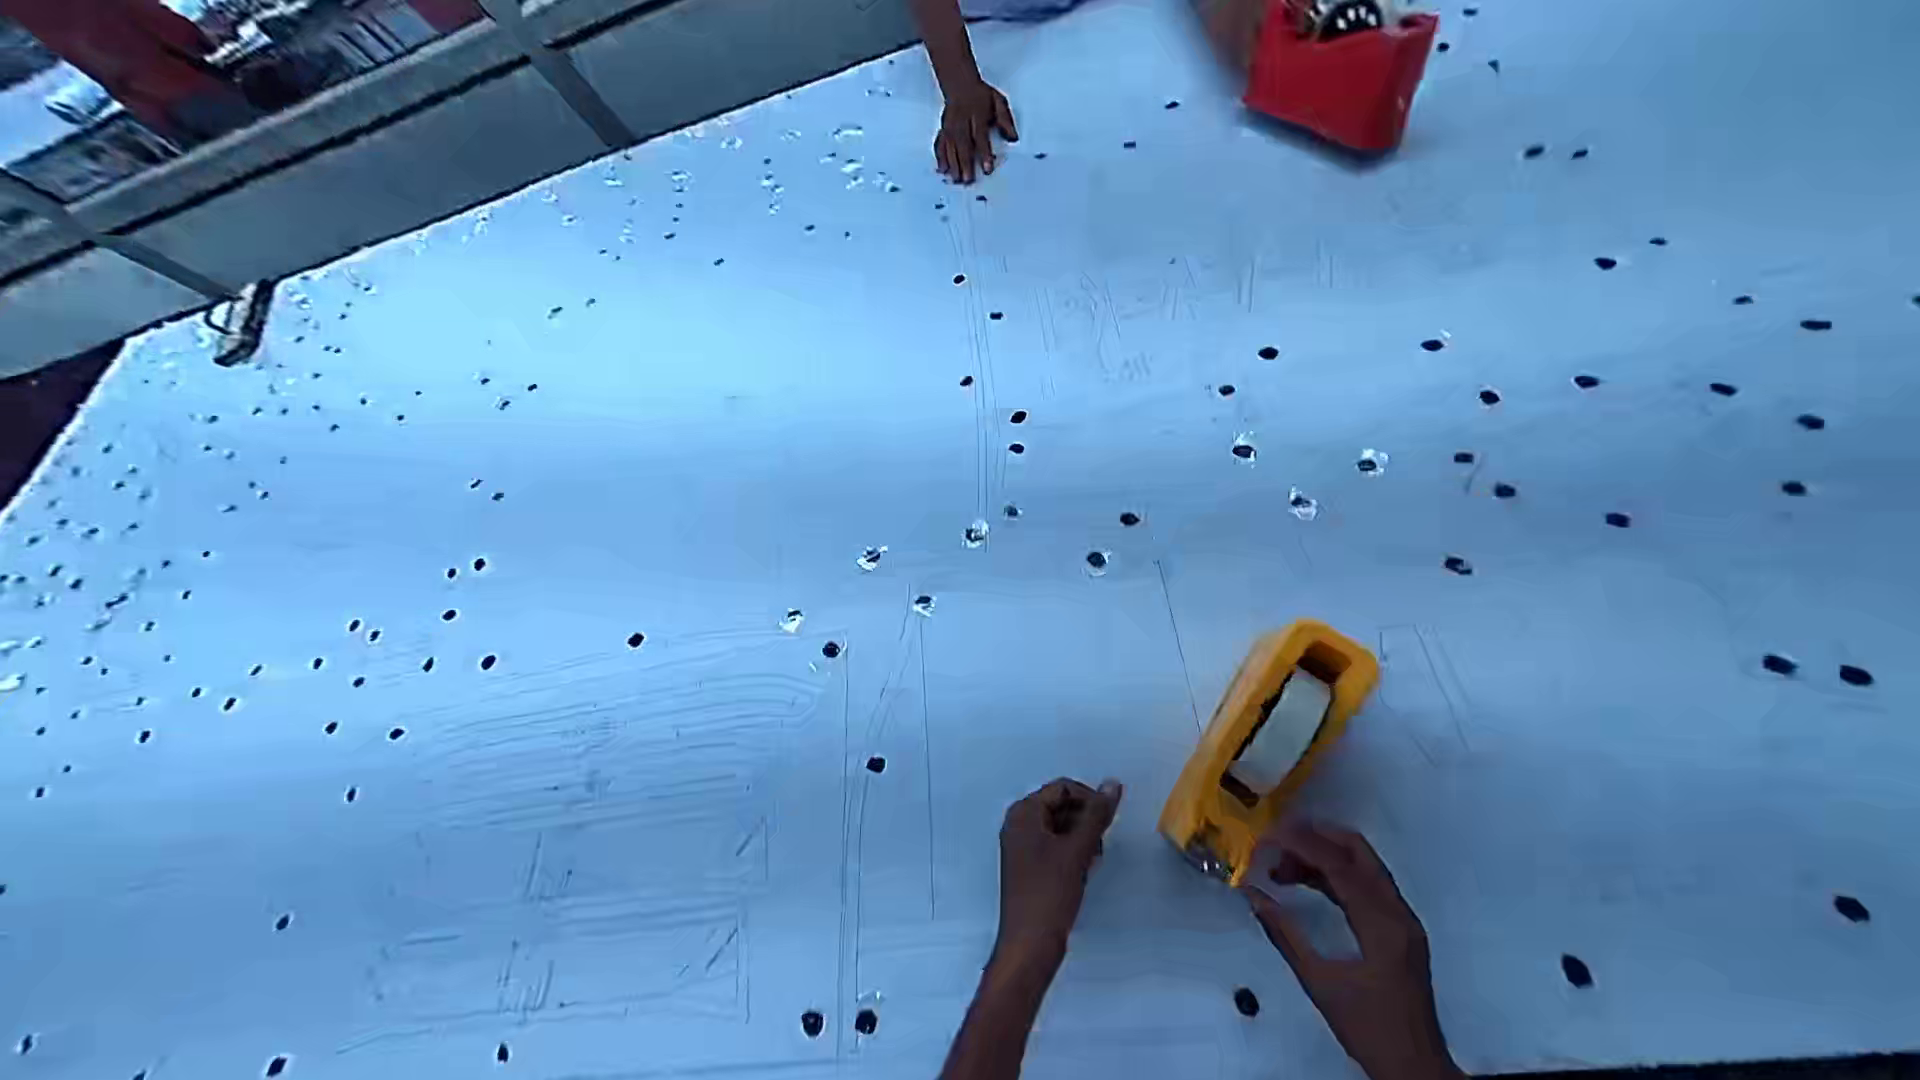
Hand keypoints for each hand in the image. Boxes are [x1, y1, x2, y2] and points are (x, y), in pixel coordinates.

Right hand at [935, 81, 1018, 183]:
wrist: (961, 85)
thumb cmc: (981, 97)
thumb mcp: (998, 101)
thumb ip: (1005, 119)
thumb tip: (1013, 137)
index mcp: (977, 113)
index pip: (980, 136)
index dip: (984, 153)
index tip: (987, 168)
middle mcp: (962, 120)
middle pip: (963, 143)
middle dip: (965, 163)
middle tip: (968, 180)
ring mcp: (950, 126)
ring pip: (950, 146)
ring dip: (952, 164)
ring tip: (956, 179)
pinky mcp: (943, 130)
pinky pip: (940, 144)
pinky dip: (940, 157)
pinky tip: (942, 169)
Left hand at [994, 777, 1121, 966]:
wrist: (1030, 944)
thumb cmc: (1050, 892)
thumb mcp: (1077, 849)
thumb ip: (1097, 814)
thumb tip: (1113, 783)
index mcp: (1023, 812)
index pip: (1063, 788)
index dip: (1089, 800)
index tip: (1108, 823)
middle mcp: (1019, 823)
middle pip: (1060, 805)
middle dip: (1085, 821)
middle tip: (1100, 844)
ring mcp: (1022, 845)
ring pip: (1060, 826)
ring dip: (1081, 838)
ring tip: (1093, 860)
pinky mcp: (1029, 865)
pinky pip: (1055, 845)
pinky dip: (1072, 852)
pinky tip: (1085, 870)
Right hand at [1243, 823, 1460, 1079]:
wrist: (1417, 1070)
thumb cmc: (1368, 1028)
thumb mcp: (1319, 982)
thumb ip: (1284, 933)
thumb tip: (1252, 893)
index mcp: (1381, 924)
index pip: (1338, 864)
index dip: (1300, 843)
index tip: (1266, 836)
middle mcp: (1397, 913)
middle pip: (1357, 851)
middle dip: (1314, 836)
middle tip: (1275, 837)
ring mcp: (1402, 919)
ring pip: (1361, 864)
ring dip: (1321, 854)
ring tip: (1281, 863)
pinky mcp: (1398, 928)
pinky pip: (1365, 883)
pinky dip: (1333, 873)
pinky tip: (1304, 880)